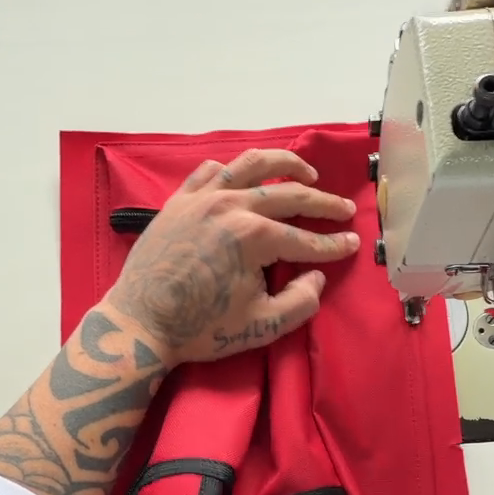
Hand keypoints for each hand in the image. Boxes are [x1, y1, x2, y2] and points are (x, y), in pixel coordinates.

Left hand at [100, 148, 359, 366]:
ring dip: (285, 165)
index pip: (306, 238)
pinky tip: (247, 178)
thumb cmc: (201, 329)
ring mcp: (202, 197)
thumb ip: (300, 303)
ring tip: (306, 174)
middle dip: (322, 201)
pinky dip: (234, 169)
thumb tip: (317, 277)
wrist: (140, 323)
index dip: (333, 244)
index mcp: (253, 236)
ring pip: (251, 165)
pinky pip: (211, 171)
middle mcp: (231, 205)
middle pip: (289, 194)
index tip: (353, 243)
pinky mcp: (179, 200)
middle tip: (343, 208)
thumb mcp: (261, 327)